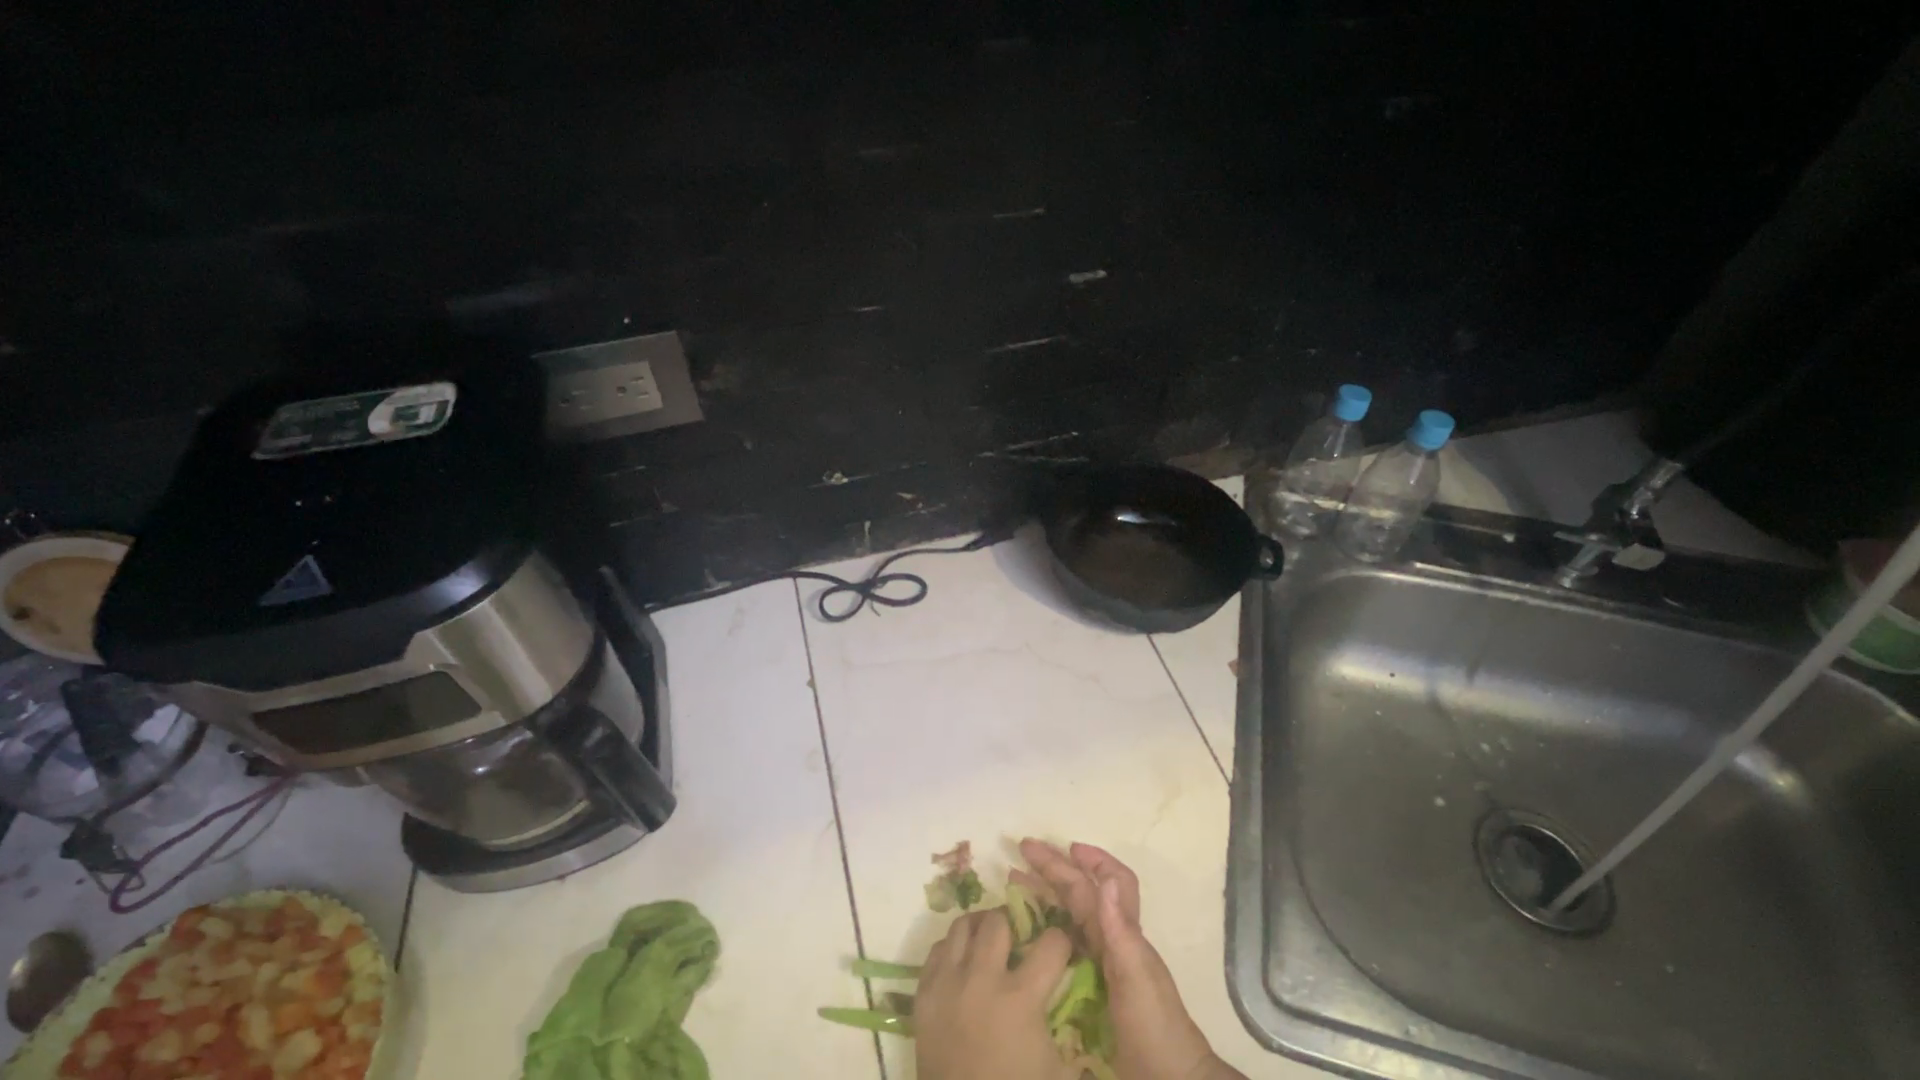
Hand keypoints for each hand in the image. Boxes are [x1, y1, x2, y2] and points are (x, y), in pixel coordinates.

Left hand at [915, 909, 1078, 1079]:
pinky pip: (938, 950)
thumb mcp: (1056, 1063)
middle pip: (998, 921)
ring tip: (989, 941)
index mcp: (1021, 997)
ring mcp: (948, 982)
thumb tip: (1078, 990)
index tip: (1061, 948)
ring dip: (981, 929)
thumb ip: (1066, 1019)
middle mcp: (982, 978)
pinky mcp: (923, 992)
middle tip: (1019, 938)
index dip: (1062, 942)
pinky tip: (963, 964)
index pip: (1052, 943)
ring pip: (963, 926)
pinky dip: (953, 949)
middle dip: (1014, 924)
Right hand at [1020, 839, 1242, 1079]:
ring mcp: (1104, 967)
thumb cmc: (1155, 1027)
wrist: (1167, 1079)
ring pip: (1072, 918)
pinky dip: (1047, 931)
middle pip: (1084, 895)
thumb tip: (1104, 880)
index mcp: (1124, 935)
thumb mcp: (1136, 977)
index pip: (1110, 884)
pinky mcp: (1092, 991)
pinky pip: (1066, 947)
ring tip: (1015, 884)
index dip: (1092, 861)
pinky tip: (1028, 936)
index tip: (1065, 846)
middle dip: (1056, 869)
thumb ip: (1120, 930)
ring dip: (1046, 895)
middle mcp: (1114, 943)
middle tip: (1023, 852)